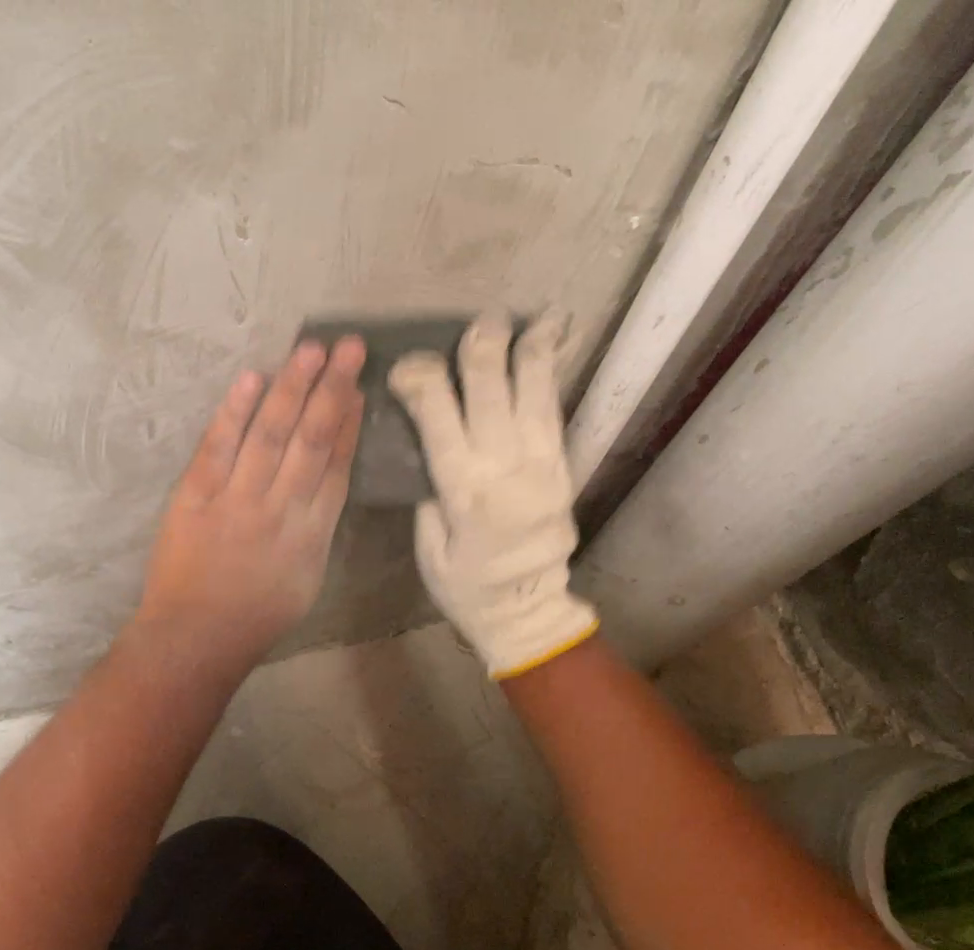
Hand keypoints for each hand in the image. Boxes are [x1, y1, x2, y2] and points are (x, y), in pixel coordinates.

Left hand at [133, 337, 365, 673]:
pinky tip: (252, 378)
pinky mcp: (196, 496)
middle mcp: (281, 508)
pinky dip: (234, 412)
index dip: (349, 424)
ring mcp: (238, 499)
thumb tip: (325, 487)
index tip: (359, 388)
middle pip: (312, 440)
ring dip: (292, 388)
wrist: (196, 638)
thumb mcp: (305, 581)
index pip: (336, 467)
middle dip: (332, 390)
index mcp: (312, 534)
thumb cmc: (255, 618)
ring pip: (271, 434)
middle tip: (349, 346)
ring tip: (310, 349)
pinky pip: (218, 447)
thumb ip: (316, 531)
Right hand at [389, 309, 597, 677]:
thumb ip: (430, 492)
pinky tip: (554, 349)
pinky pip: (555, 413)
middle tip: (482, 320)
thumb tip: (431, 443)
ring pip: (534, 395)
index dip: (424, 381)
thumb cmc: (465, 585)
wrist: (526, 610)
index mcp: (463, 491)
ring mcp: (540, 465)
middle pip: (490, 394)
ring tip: (541, 315)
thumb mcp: (429, 546)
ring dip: (534, 351)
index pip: (439, 418)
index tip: (412, 360)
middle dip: (484, 351)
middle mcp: (503, 469)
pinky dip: (552, 378)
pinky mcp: (562, 467)